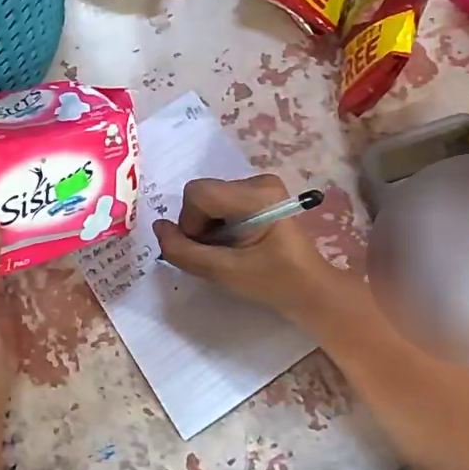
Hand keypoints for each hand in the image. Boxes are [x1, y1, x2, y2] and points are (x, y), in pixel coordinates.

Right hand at [152, 175, 346, 319]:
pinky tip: (233, 241)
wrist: (310, 289)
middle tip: (217, 252)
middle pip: (200, 194)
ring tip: (227, 249)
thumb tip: (158, 228)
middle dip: (198, 225)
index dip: (190, 223)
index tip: (208, 248)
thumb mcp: (223, 272)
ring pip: (205, 198)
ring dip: (205, 225)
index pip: (197, 194)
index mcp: (258, 195)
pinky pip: (216, 200)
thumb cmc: (273, 282)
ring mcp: (259, 184)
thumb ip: (184, 251)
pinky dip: (214, 222)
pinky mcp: (257, 192)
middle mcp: (258, 180)